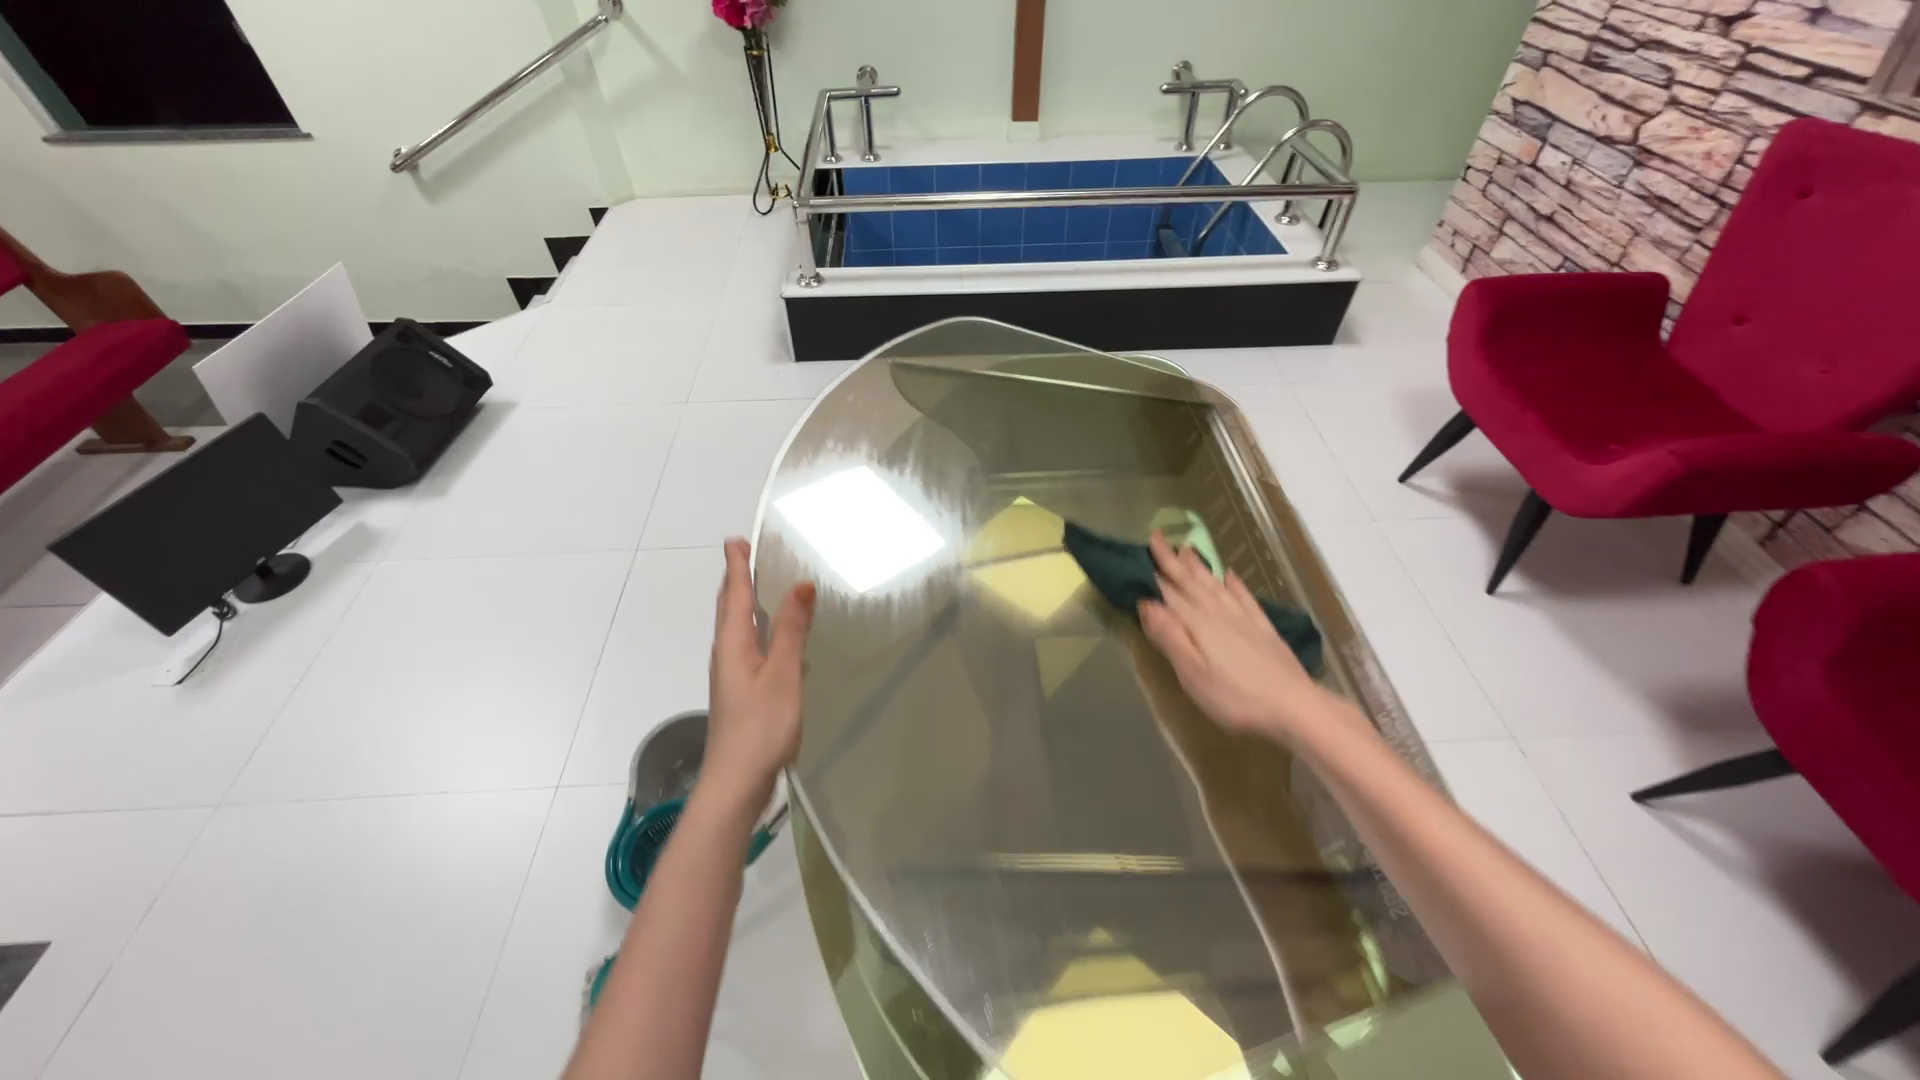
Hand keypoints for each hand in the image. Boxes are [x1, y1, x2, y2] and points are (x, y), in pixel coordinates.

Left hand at [703, 538, 816, 807]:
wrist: (737, 782)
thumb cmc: (760, 726)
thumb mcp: (783, 674)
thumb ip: (792, 631)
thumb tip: (801, 585)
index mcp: (733, 644)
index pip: (733, 594)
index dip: (736, 566)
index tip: (735, 539)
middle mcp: (728, 655)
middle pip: (731, 610)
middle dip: (738, 581)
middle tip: (748, 554)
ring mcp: (734, 677)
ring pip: (741, 631)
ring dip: (751, 606)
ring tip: (767, 590)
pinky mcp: (744, 695)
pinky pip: (753, 651)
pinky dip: (765, 634)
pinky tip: (784, 645)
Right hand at [1138, 531, 1329, 741]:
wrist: (1294, 707)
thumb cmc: (1234, 697)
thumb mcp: (1192, 674)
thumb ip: (1169, 637)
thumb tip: (1146, 604)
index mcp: (1199, 624)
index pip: (1171, 593)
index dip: (1156, 572)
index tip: (1144, 548)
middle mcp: (1220, 614)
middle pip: (1192, 583)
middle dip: (1173, 561)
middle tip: (1159, 537)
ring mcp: (1244, 620)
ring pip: (1215, 586)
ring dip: (1199, 567)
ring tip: (1187, 549)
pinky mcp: (1263, 630)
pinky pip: (1244, 598)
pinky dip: (1235, 584)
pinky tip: (1230, 575)